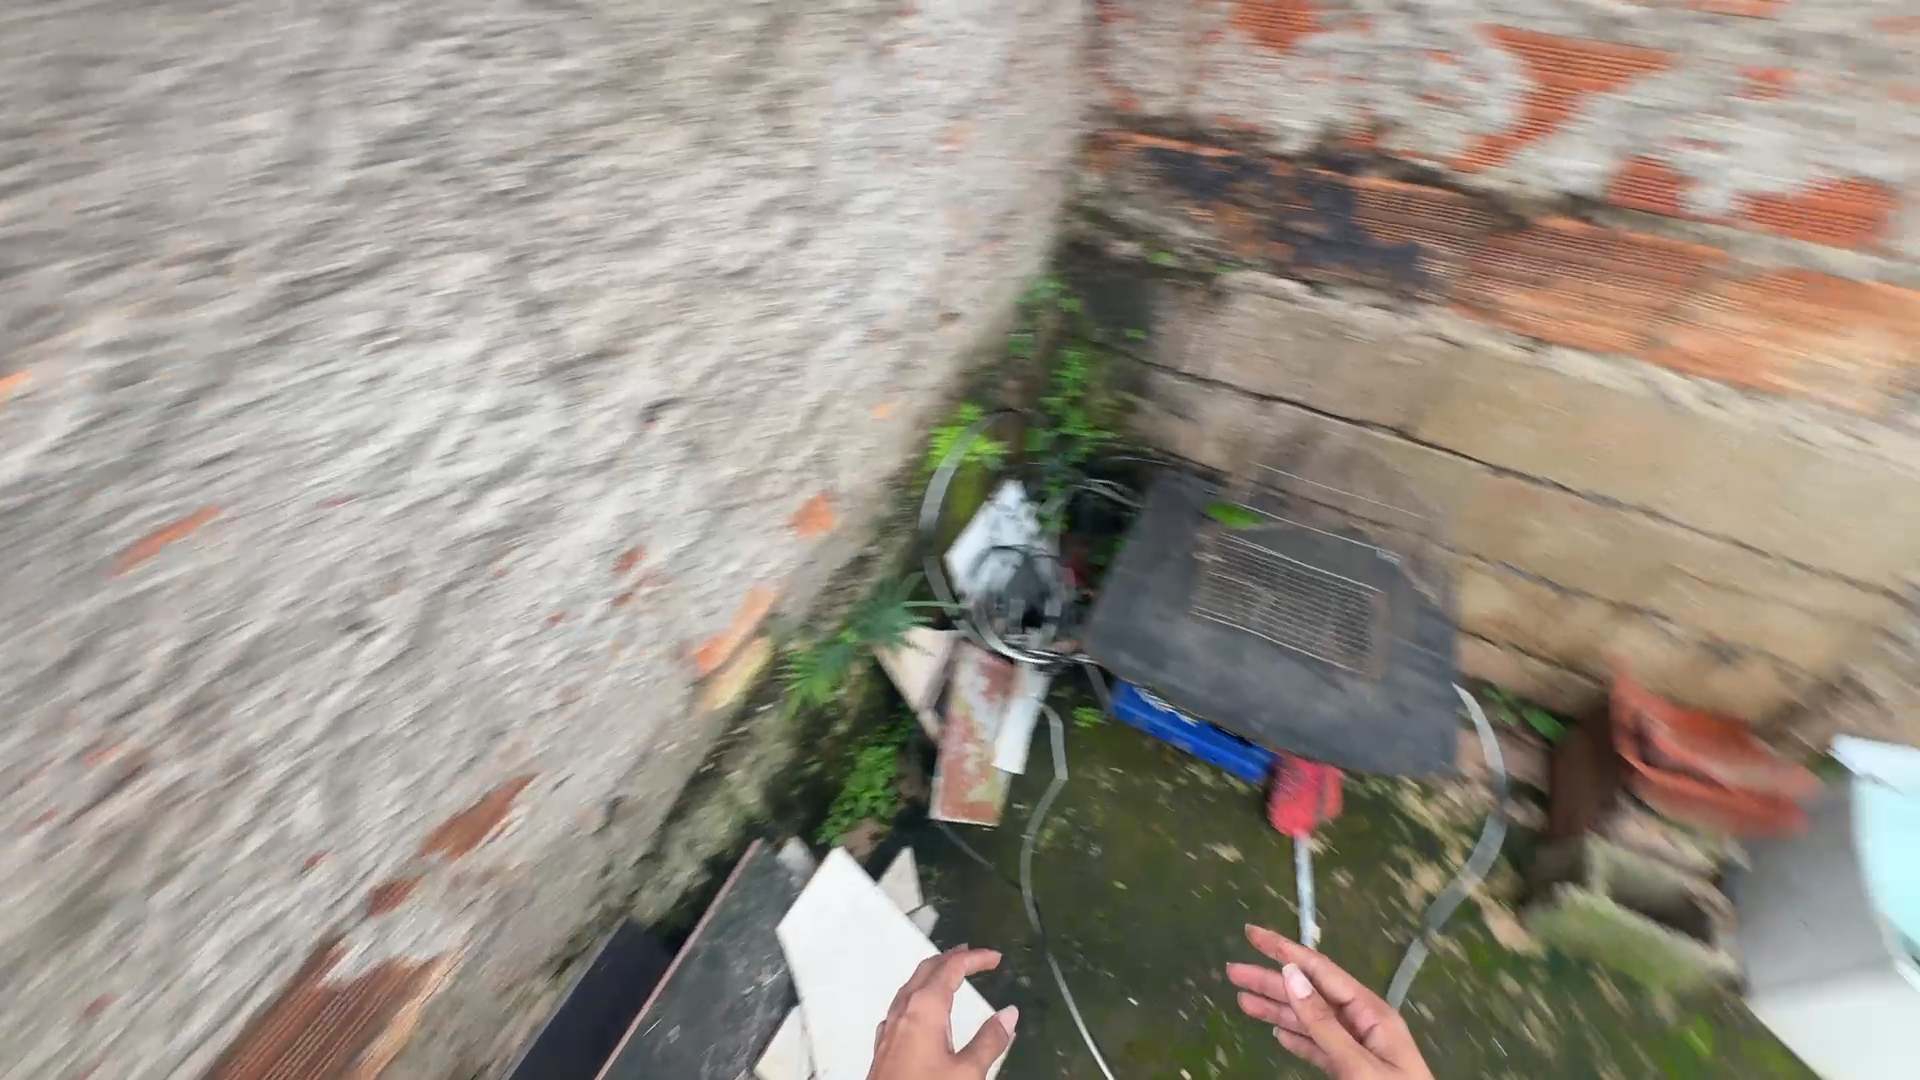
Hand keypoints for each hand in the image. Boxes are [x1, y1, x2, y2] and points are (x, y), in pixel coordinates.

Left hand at [867, 945, 1019, 1079]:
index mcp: (925, 1007)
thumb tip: (1009, 1013)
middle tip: (973, 956)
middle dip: (952, 958)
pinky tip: (922, 1010)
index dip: (976, 958)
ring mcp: (890, 1025)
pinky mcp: (884, 1044)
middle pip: (929, 968)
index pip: (953, 967)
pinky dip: (919, 993)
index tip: (995, 957)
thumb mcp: (967, 1074)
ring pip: (913, 984)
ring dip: (934, 973)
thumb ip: (989, 1041)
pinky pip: (902, 1003)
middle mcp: (905, 1008)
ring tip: (951, 974)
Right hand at [1226, 925, 1433, 1079]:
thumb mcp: (1360, 1067)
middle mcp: (1363, 1024)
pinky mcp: (1354, 1073)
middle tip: (1233, 972)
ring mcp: (1359, 1049)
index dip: (1283, 949)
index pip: (1319, 969)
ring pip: (1309, 1020)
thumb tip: (1290, 972)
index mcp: (1371, 1013)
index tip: (1251, 935)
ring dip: (1276, 1009)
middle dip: (1270, 981)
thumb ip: (1323, 1022)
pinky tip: (1277, 1033)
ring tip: (1242, 1001)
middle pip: (1309, 993)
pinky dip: (1297, 1039)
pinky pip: (1319, 1047)